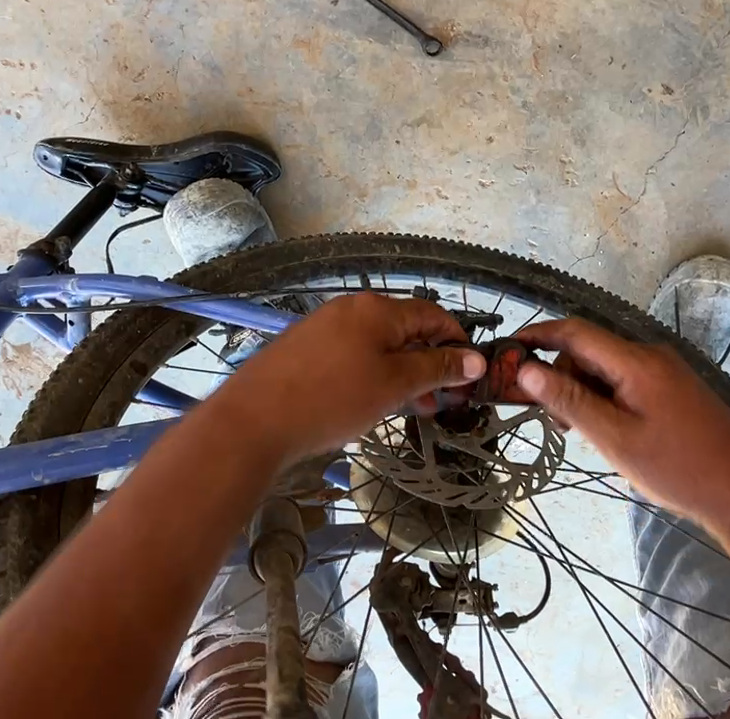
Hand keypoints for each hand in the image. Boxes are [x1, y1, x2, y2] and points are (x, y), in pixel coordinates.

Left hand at [214, 293, 485, 460]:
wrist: (253, 421)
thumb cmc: (332, 399)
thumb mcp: (393, 385)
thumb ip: (437, 369)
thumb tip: (476, 359)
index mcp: (377, 308)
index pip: (432, 314)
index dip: (457, 342)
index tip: (471, 376)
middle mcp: (351, 307)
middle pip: (405, 328)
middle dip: (429, 363)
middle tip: (442, 402)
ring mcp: (324, 326)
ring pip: (378, 344)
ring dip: (402, 372)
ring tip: (412, 409)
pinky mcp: (305, 348)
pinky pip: (352, 353)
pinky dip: (372, 373)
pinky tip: (372, 402)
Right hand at [513, 319, 729, 524]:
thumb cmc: (678, 469)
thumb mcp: (615, 439)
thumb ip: (570, 401)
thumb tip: (526, 369)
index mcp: (636, 361)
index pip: (574, 331)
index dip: (537, 335)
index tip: (506, 350)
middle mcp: (651, 355)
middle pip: (590, 351)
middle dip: (561, 375)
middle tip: (549, 419)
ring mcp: (666, 371)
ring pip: (607, 368)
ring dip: (584, 391)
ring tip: (579, 432)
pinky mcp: (675, 388)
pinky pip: (627, 381)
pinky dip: (606, 398)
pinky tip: (608, 430)